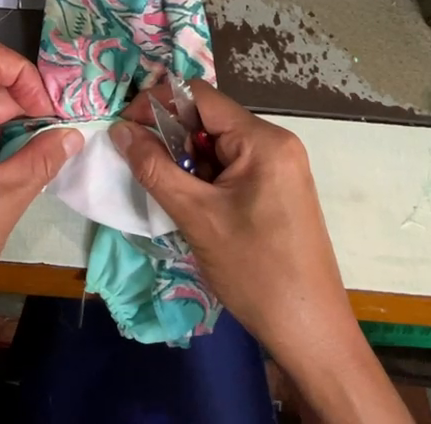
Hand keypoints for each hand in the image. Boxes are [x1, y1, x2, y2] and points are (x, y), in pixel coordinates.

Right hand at [111, 80, 350, 351]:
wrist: (311, 334)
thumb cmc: (255, 271)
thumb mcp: (195, 216)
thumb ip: (153, 167)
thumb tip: (119, 130)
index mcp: (263, 141)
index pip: (199, 96)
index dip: (157, 103)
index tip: (127, 128)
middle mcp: (275, 144)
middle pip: (207, 119)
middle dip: (170, 137)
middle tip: (142, 166)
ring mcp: (279, 168)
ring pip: (216, 145)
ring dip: (185, 161)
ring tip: (167, 192)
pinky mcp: (276, 191)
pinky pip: (230, 167)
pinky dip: (203, 178)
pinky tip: (190, 205)